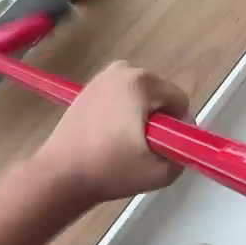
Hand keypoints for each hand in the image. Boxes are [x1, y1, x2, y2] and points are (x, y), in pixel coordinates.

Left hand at [35, 61, 189, 204]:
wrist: (59, 176)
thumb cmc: (110, 170)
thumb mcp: (161, 172)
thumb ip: (186, 154)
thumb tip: (185, 142)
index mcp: (142, 82)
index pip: (179, 101)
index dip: (178, 128)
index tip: (164, 148)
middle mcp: (125, 69)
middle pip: (160, 95)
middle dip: (159, 120)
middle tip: (143, 148)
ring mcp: (104, 75)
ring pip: (142, 96)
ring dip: (142, 116)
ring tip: (125, 143)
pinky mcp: (90, 86)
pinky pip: (123, 97)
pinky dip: (124, 112)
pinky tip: (111, 136)